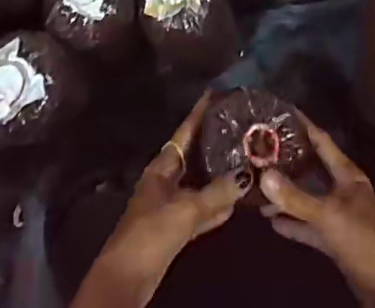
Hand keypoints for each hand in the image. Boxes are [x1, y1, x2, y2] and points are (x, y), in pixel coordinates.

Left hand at [72, 92, 246, 307]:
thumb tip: (249, 175)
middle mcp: (165, 180)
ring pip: (199, 183)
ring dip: (219, 176)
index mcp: (162, 167)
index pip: (184, 131)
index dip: (200, 113)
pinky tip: (236, 202)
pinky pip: (200, 208)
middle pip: (194, 155)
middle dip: (215, 142)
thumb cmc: (150, 232)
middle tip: (242, 125)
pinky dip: (216, 204)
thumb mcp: (186, 208)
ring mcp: (169, 205)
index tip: (217, 93)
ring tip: (246, 159)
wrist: (125, 280)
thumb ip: (218, 192)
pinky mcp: (173, 228)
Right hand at [259, 113, 374, 307]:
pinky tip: (272, 220)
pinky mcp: (334, 237)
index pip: (322, 141)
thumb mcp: (328, 215)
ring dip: (287, 194)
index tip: (281, 112)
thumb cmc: (362, 238)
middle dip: (288, 160)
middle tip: (260, 150)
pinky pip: (308, 224)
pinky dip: (292, 221)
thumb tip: (264, 174)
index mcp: (346, 173)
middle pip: (312, 168)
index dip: (303, 125)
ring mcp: (338, 213)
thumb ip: (296, 198)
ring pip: (308, 197)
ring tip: (258, 187)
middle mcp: (342, 188)